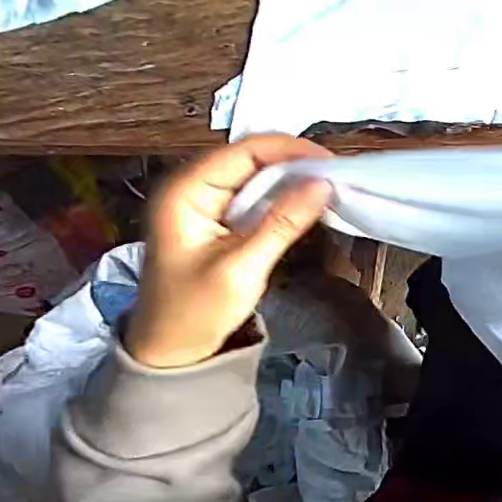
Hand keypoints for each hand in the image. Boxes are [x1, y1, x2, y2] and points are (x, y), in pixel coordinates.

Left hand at [125, 135, 332, 368]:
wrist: (167, 351)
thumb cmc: (195, 312)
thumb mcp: (242, 269)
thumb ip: (282, 223)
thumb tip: (323, 183)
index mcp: (184, 191)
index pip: (243, 151)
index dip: (288, 150)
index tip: (330, 161)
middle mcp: (190, 186)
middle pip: (248, 157)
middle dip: (292, 162)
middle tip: (334, 175)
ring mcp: (201, 201)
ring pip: (252, 174)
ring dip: (288, 179)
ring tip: (326, 185)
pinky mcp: (213, 217)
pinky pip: (250, 194)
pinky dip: (278, 196)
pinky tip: (303, 202)